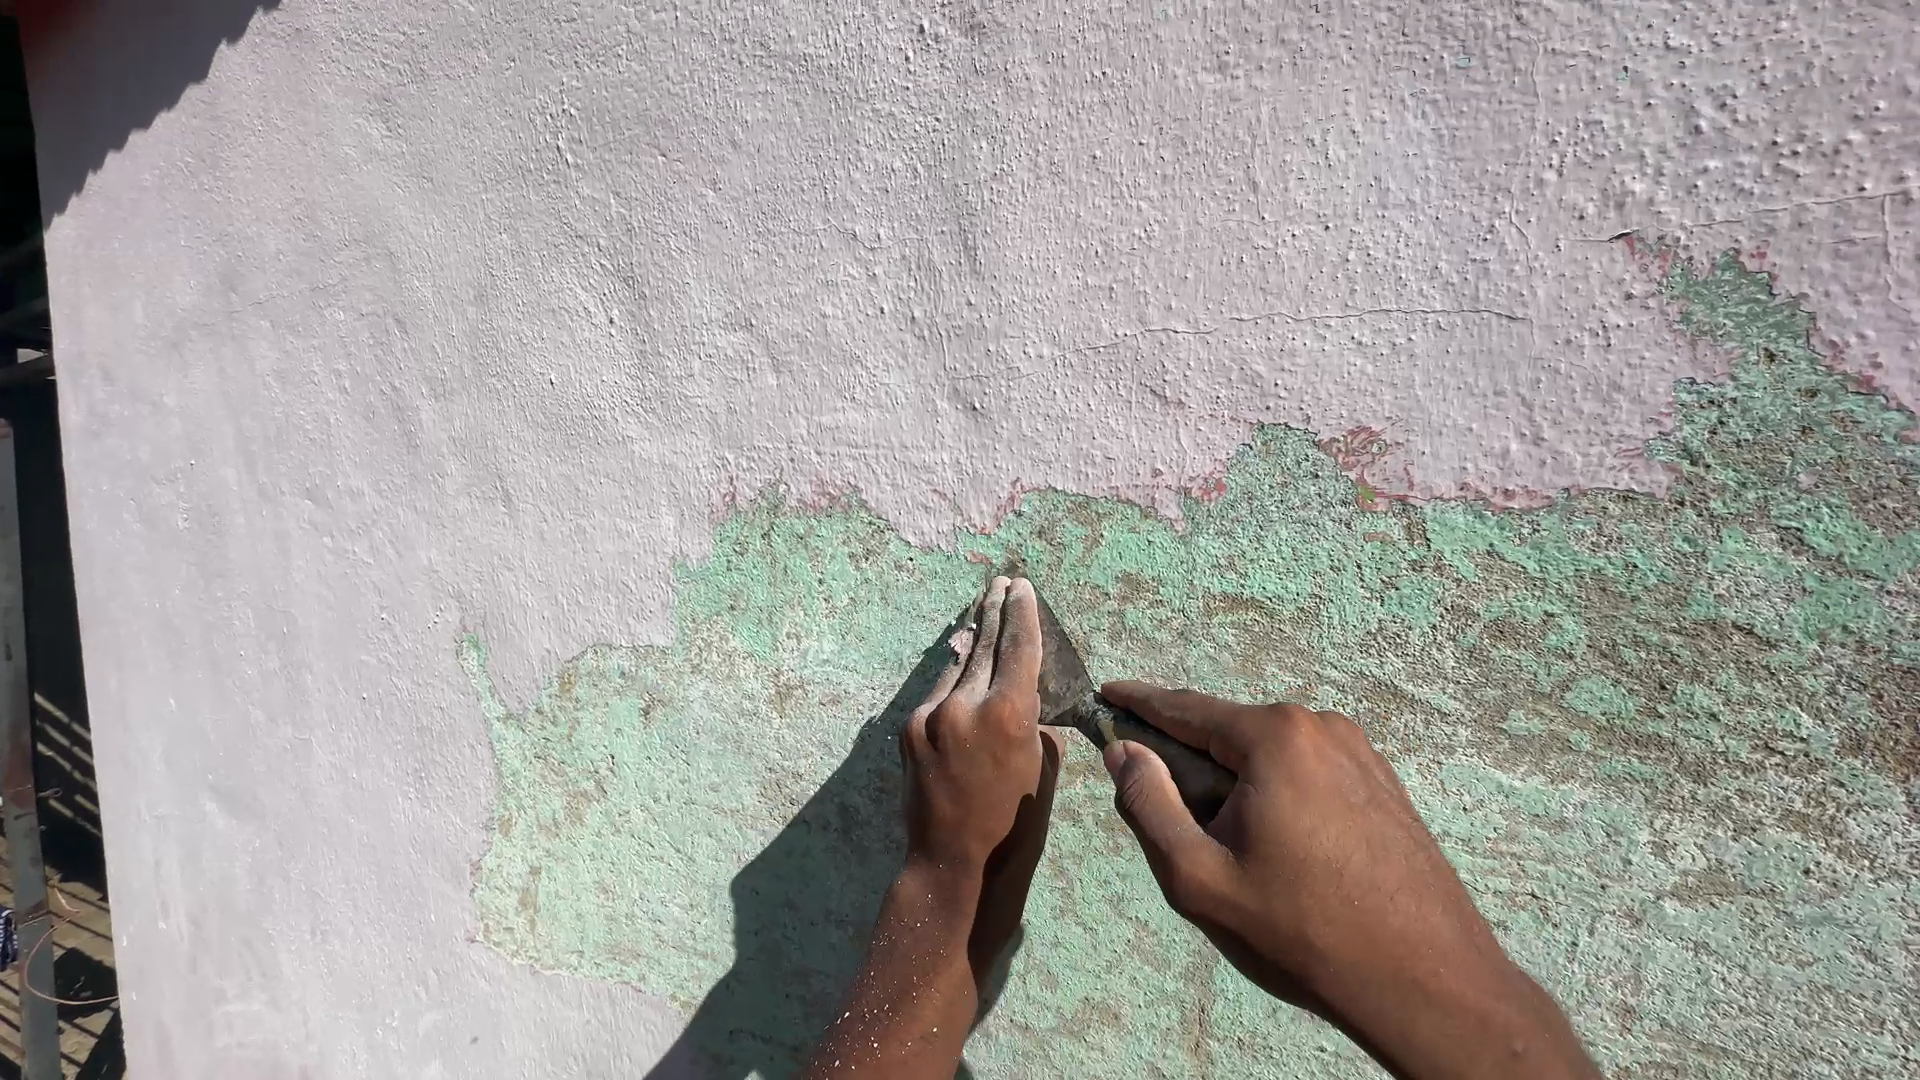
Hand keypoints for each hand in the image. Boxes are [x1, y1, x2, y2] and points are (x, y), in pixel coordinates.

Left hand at [907, 576, 1061, 1004]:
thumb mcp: (1042, 769)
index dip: (1024, 614)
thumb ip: (1032, 721)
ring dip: (974, 641)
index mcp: (1009, 715)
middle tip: (1000, 581)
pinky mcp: (909, 729)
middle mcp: (966, 705)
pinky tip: (963, 664)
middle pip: (986, 646)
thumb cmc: (1015, 827)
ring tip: (983, 610)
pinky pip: (939, 693)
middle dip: (995, 611)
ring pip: (959, 667)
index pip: (1020, 648)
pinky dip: (955, 679)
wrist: (954, 866)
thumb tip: (1021, 695)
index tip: (1023, 586)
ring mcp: (931, 715)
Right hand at [1099, 683, 1600, 1079]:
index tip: (1105, 691)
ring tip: (1226, 840)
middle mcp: (1317, 725)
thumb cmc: (1303, 929)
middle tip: (1164, 806)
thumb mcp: (1199, 876)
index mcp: (1273, 737)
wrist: (1433, 986)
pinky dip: (1271, 786)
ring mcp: (1357, 749)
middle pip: (1225, 730)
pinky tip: (1275, 840)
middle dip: (1188, 758)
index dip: (1138, 701)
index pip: (1183, 708)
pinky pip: (1303, 767)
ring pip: (1265, 751)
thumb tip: (1124, 752)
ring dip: (1231, 778)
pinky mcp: (1380, 778)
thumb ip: (1148, 804)